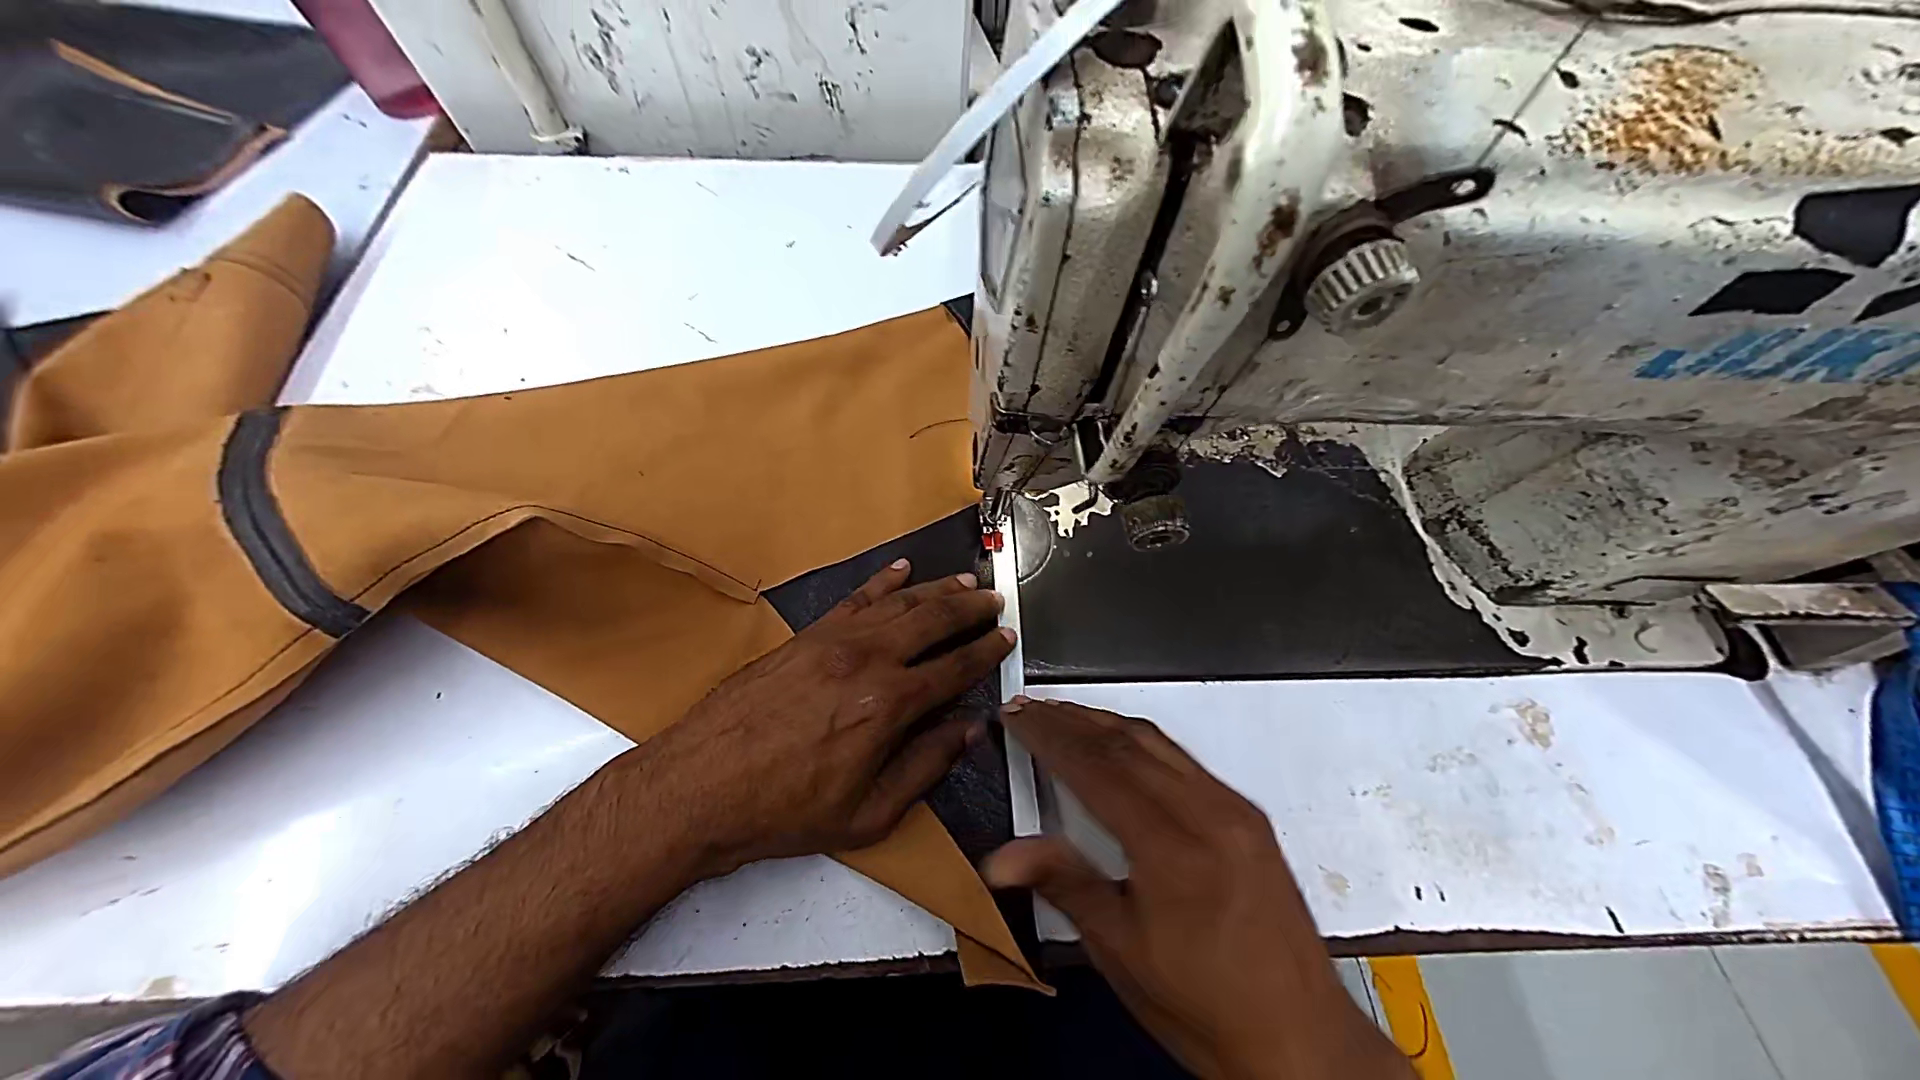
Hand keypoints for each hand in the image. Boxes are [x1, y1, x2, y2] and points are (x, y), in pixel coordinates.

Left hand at [632, 560, 1013, 878]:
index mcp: (888, 705)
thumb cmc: (782, 808)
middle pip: (934, 620)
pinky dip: (882, 581)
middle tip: (996, 602)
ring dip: (937, 589)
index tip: (1005, 641)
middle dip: (971, 609)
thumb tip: (966, 732)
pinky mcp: (806, 637)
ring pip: (900, 601)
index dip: (986, 652)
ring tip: (965, 582)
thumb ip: (925, 766)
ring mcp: (834, 641)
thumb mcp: (868, 812)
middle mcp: (866, 661)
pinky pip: (854, 598)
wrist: (700, 786)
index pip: (954, 668)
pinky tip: (901, 569)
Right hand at [984, 698, 1411, 1079]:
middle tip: (1028, 706)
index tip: (1016, 716)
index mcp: (1173, 848)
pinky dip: (1138, 740)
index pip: (1097, 766)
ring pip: (1157, 742)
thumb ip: (1064, 884)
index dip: (1049, 735)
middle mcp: (1209, 813)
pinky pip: (1183, 758)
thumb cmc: (1208, 1009)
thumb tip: (1000, 858)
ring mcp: (1235, 810)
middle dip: (1069, 718)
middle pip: (1126, 741)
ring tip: (1061, 713)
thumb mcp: (1122, 953)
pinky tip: (1117, 743)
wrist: (1305, 1043)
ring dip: (1103, 721)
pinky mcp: (1248, 816)